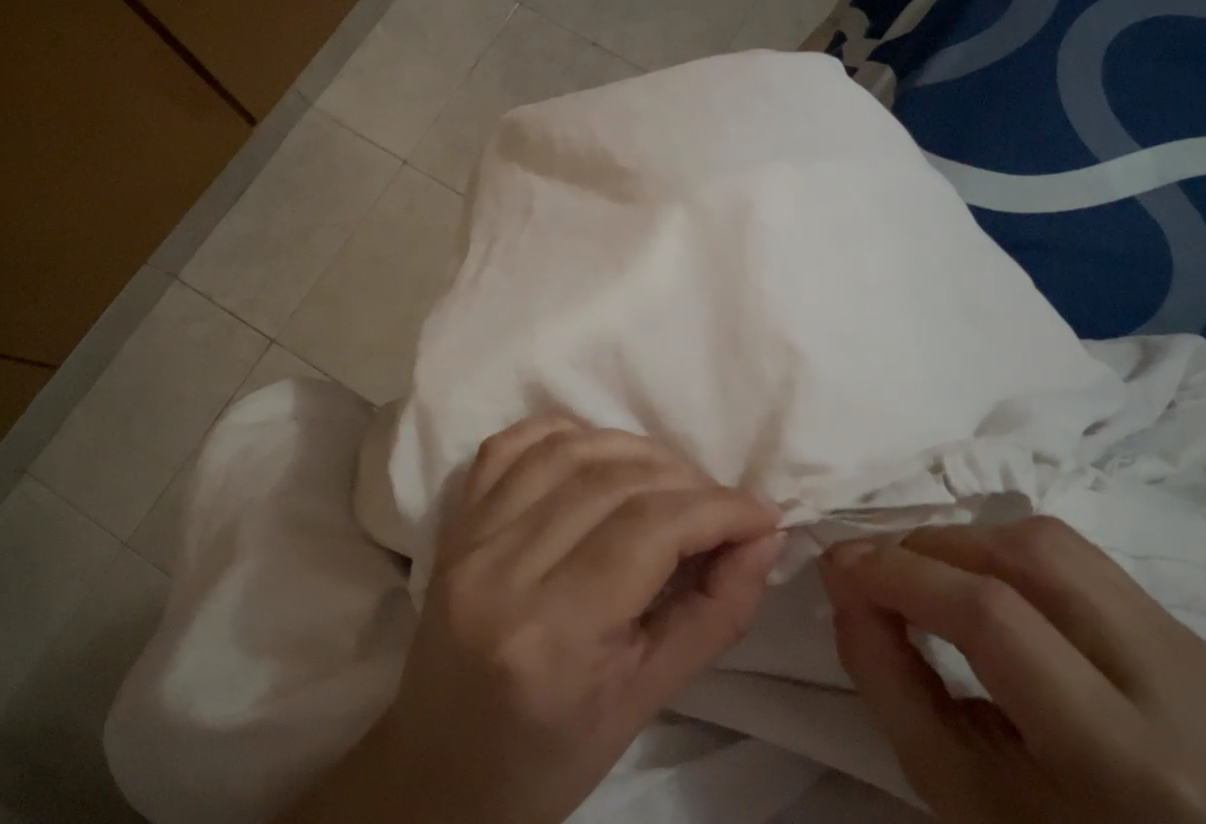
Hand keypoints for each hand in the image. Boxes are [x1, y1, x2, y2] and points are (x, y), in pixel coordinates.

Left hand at [290, 417, 783, 823]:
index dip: (719, 508)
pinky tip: (604, 455)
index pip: (649, 529)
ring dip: (637, 451)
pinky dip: (569, 434)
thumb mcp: (647, 701)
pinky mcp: (454, 523)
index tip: (762, 515)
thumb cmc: (551, 755)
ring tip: (675, 483)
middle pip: (612, 481)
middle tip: (725, 509)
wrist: (442, 770)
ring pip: (567, 449)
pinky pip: (512, 445)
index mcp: (551, 635)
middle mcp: (500, 570)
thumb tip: (763, 536)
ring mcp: (468, 539)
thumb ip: (715, 614)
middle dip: (688, 481)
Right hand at [820, 518, 1205, 823]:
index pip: (994, 619)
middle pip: (1034, 556)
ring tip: (926, 575)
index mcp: (1119, 754)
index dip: (904, 576)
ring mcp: (1196, 653)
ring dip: (971, 542)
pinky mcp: (1194, 634)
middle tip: (878, 568)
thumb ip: (887, 677)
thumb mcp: (947, 781)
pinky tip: (986, 590)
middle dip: (934, 546)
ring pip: (1059, 543)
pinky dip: (1012, 559)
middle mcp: (1177, 685)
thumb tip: (846, 578)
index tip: (838, 564)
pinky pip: (1084, 562)